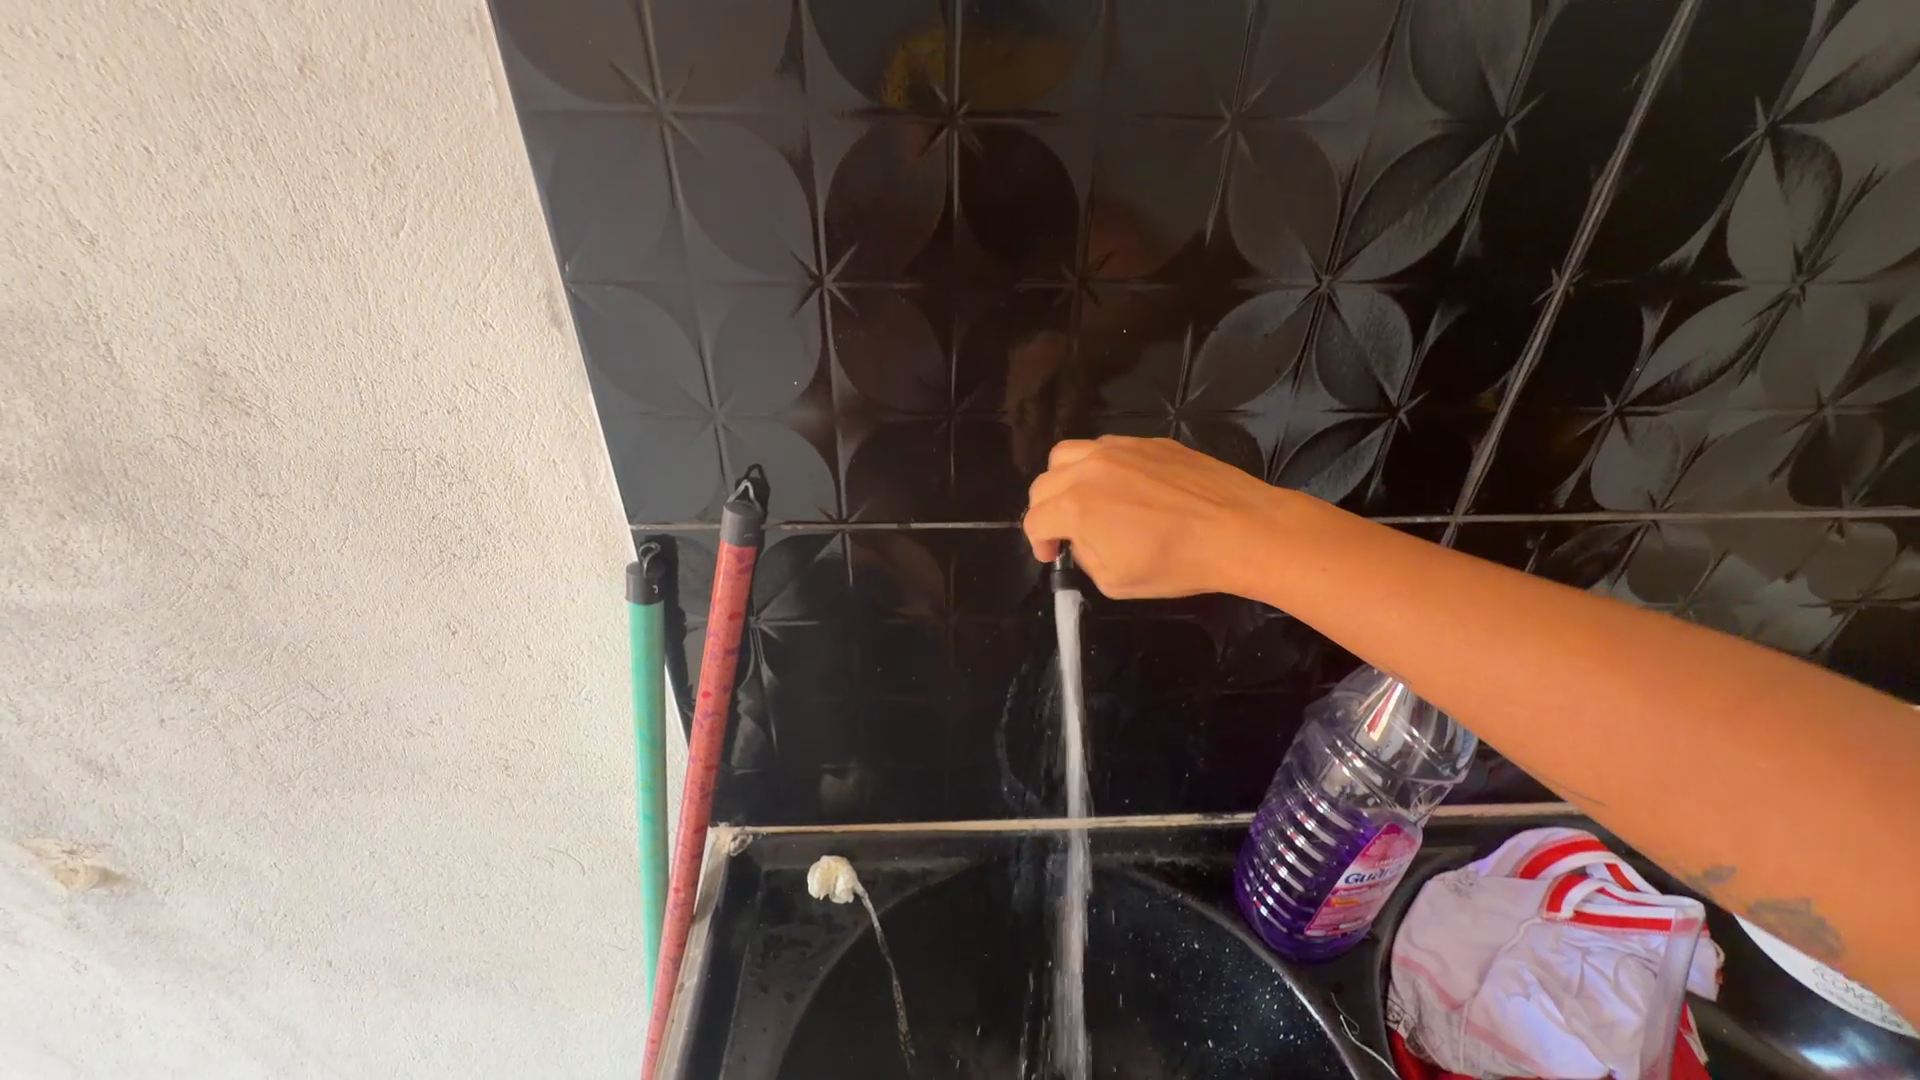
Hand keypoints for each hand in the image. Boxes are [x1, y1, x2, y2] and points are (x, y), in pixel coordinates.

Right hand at [1022, 436, 1292, 598]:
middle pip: (1044, 483)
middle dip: (1045, 511)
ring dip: (1064, 479)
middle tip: (1063, 532)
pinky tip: (1123, 488)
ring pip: (1069, 453)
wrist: (1240, 530)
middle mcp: (1090, 468)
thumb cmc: (1176, 564)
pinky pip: (1107, 447)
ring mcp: (1121, 448)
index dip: (1038, 543)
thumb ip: (1085, 557)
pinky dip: (1099, 466)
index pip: (1035, 520)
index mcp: (1076, 505)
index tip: (1053, 556)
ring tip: (1084, 500)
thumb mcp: (1115, 581)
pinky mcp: (1149, 442)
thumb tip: (1083, 541)